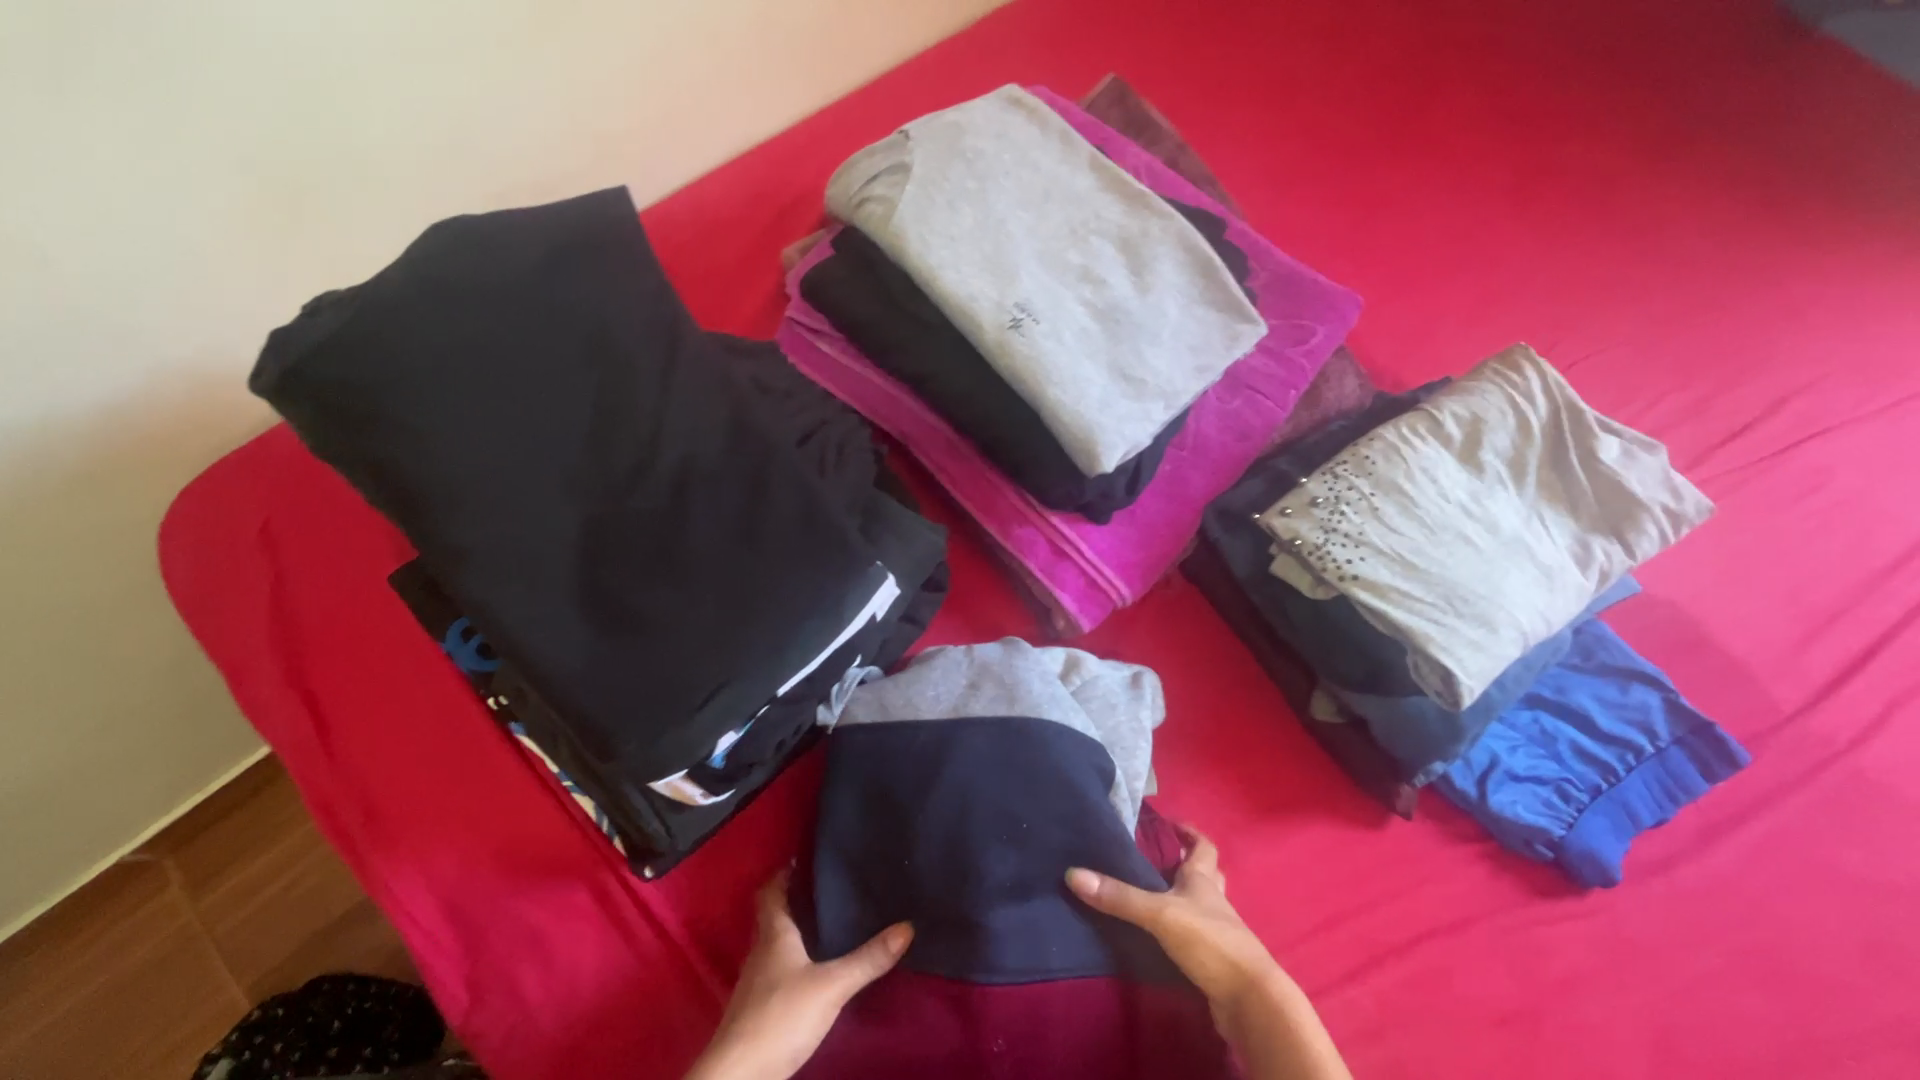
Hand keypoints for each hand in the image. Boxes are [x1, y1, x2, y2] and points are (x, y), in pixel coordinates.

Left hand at [683, 871, 912, 1079]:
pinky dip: (793, 962)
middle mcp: (761, 952)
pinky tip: (812, 971)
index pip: (771, 892)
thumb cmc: (781, 1017)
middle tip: (824, 888)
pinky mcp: (758, 1009)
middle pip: (772, 917)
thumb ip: (868, 959)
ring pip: (774, 944)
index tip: (802, 858)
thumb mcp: (832, 986)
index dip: (783, 873)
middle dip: (794, 901)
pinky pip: (777, 971)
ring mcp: (756, 983)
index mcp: (774, 935)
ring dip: (794, 932)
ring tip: (825, 924)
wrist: (739, 1075)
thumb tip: (907, 926)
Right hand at [1068, 825, 1279, 1011]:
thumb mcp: (1160, 914)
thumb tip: (1073, 873)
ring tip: (1148, 896)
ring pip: (1198, 906)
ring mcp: (1217, 932)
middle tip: (1152, 859)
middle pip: (1203, 874)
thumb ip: (1120, 897)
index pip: (1202, 846)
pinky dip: (1177, 932)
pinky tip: (1156, 937)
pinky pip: (1193, 936)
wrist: (1250, 1001)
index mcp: (1203, 881)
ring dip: (1179, 899)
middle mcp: (1213, 902)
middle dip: (1182, 864)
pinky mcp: (1213, 961)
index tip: (1167, 823)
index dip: (1188, 832)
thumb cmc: (1211, 943)